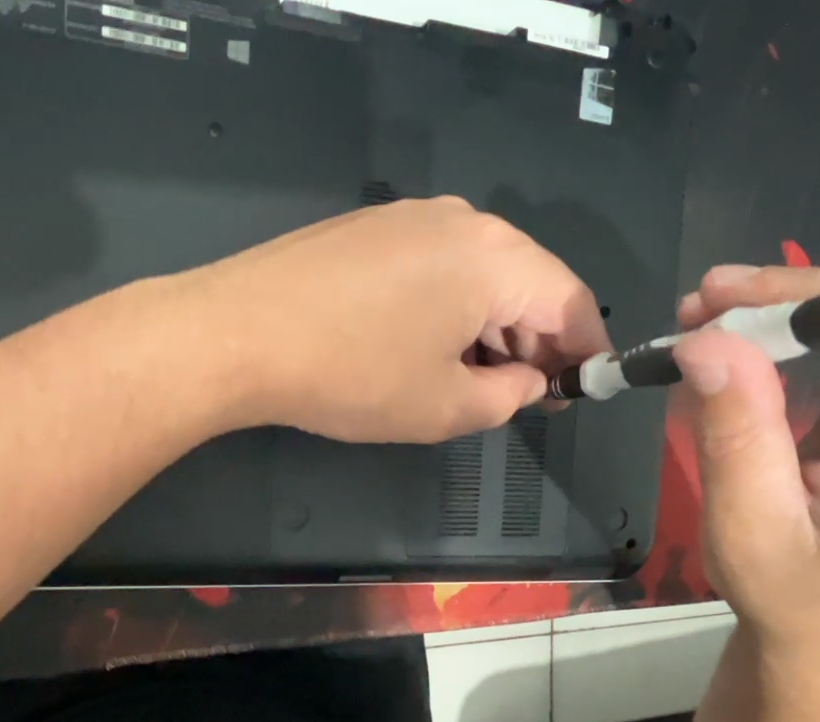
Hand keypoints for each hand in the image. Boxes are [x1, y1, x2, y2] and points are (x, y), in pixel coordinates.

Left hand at [170, 197, 610, 442]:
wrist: (236, 334)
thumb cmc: (351, 376)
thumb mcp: (442, 407)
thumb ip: (507, 399)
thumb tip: (527, 382)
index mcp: (496, 258)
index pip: (570, 301)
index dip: (583, 352)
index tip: (578, 391)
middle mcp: (462, 221)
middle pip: (525, 282)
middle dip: (530, 342)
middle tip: (516, 396)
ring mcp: (408, 217)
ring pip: (476, 274)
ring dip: (484, 328)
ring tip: (464, 380)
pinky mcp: (366, 228)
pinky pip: (432, 267)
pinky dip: (444, 308)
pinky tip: (416, 347)